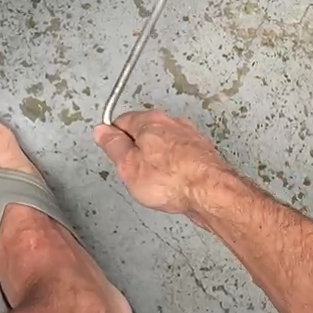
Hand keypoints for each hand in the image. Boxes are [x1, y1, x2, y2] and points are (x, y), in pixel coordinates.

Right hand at [92, 111, 235, 215]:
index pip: (121, 121)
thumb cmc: (172, 180)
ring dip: (156, 160)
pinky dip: (172, 167)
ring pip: (162, 145)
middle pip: (143, 132)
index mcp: (150, 121)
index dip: (113, 138)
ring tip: (155, 181)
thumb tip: (102, 131)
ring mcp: (188, 136)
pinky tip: (172, 182)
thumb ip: (113, 145)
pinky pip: (178, 156)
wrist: (210, 191)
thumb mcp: (128, 166)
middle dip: (136, 151)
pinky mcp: (200, 152)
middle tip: (134, 173)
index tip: (112, 152)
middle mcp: (171, 123)